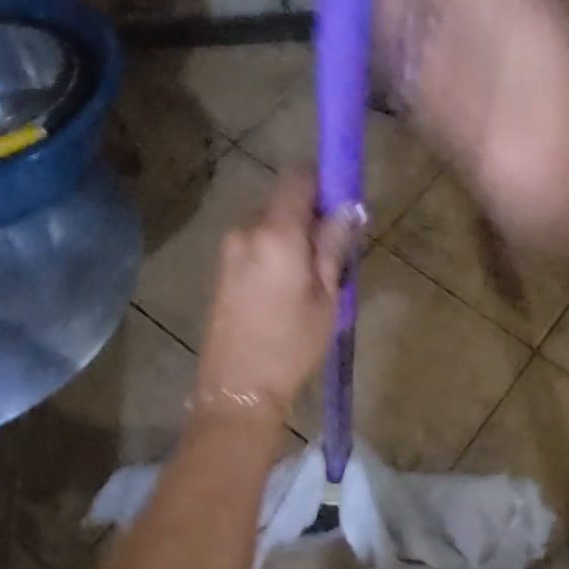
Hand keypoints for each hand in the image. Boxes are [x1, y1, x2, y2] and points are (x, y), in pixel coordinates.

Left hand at [195, 175, 355, 414]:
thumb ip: (333, 246)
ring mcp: (230, 250)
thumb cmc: (292, 345)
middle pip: (284, 204)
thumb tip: (347, 208)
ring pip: (270, 227)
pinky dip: (276, 254)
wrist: (238, 389)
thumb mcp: (327, 297)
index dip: (322, 184)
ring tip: (312, 280)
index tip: (342, 206)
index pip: (297, 179)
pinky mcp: (222, 270)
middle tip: (334, 253)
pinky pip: (256, 246)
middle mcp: (247, 231)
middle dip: (310, 218)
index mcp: (276, 234)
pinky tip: (288, 290)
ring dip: (293, 239)